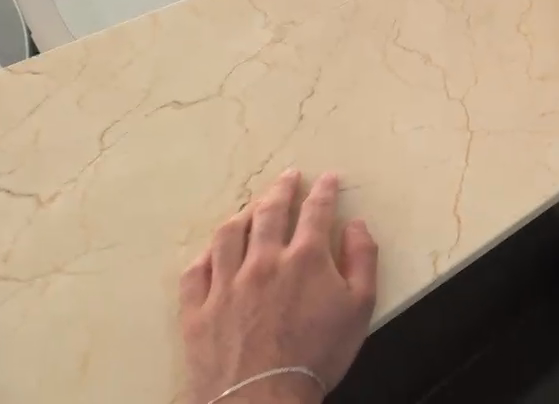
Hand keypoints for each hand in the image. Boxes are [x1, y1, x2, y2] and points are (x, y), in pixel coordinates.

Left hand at [180, 170, 379, 403]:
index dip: (324, 189)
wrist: (262, 402)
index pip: (317, 209)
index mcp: (306, 257)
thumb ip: (363, 258)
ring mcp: (225, 286)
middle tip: (288, 177)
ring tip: (252, 207)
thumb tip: (357, 225)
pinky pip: (195, 272)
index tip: (328, 177)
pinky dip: (206, 254)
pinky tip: (215, 250)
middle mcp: (264, 262)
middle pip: (270, 212)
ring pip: (229, 235)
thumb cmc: (319, 353)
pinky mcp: (197, 312)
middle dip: (282, 189)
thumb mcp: (362, 305)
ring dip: (243, 214)